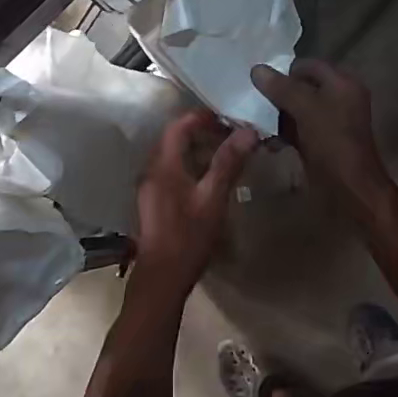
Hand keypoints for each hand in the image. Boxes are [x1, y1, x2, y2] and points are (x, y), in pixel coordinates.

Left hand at [131, 110, 257, 302]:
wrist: (161, 279)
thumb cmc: (188, 237)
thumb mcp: (213, 198)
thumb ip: (228, 163)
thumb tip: (248, 131)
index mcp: (163, 164)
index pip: (179, 125)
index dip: (202, 117)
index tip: (228, 118)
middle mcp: (151, 169)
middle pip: (174, 138)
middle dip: (202, 132)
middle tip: (231, 136)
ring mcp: (149, 186)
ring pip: (172, 155)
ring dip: (197, 149)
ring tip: (226, 155)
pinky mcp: (153, 201)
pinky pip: (171, 171)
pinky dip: (190, 165)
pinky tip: (209, 179)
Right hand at [251, 60, 393, 217]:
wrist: (350, 189)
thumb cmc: (331, 142)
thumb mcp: (305, 109)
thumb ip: (281, 87)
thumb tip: (256, 69)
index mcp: (342, 83)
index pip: (308, 65)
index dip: (284, 71)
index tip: (259, 81)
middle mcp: (339, 98)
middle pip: (301, 87)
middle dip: (277, 94)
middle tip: (252, 100)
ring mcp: (331, 121)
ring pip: (297, 109)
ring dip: (276, 115)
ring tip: (254, 121)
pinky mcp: (323, 142)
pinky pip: (299, 128)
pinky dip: (283, 132)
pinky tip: (266, 140)